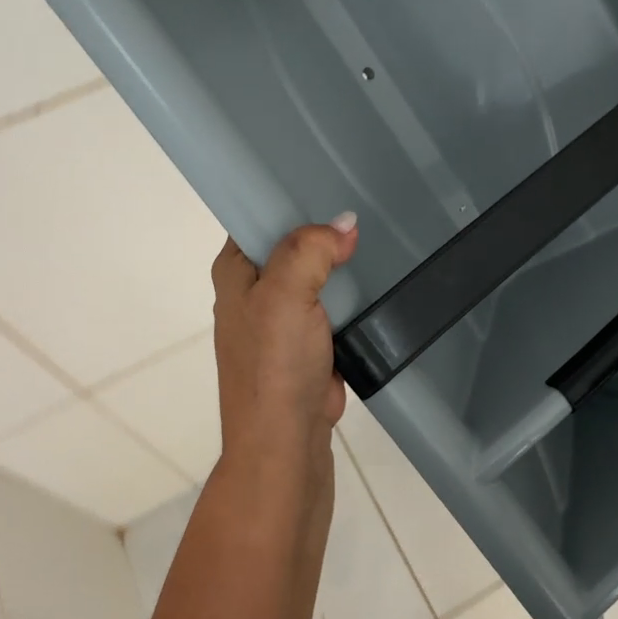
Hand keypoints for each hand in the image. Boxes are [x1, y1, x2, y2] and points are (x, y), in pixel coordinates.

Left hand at [210, 216, 358, 474]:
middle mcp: (255, 291)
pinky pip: (334, 306)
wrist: (286, 440)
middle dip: (324, 229)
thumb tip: (345, 223)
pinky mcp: (311, 343)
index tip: (332, 178)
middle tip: (368, 202)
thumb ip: (310, 250)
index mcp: (236, 272)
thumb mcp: (285, 295)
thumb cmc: (275, 364)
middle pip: (293, 244)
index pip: (259, 217)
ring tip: (382, 231)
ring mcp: (284, 319)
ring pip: (317, 275)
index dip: (291, 198)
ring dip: (343, 262)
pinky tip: (379, 277)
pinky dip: (353, 294)